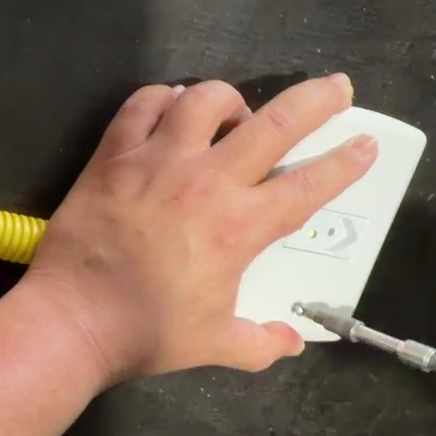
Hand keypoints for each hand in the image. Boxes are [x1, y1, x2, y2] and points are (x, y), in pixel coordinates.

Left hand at [19, 75, 375, 382]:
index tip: (363, 145)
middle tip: (335, 89)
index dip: (344, 163)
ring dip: (229, 99)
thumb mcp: (214, 346)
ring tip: (232, 115)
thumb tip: (291, 344)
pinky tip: (169, 111)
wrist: (73, 321)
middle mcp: (206, 181)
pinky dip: (161, 100)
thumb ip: (260, 343)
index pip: (308, 186)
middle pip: (275, 124)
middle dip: (315, 101)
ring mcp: (157, 161)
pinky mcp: (113, 156)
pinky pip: (141, 106)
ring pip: (204, 99)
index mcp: (240, 227)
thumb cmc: (145, 333)